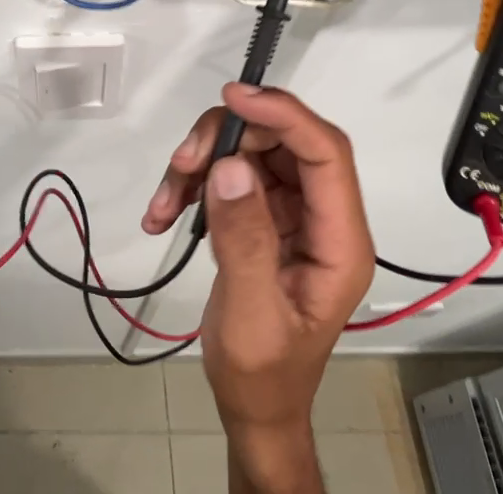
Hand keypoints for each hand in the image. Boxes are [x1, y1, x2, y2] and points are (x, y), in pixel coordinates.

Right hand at [142, 85, 374, 490]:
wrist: (254, 405)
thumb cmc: (262, 374)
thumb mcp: (251, 316)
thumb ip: (245, 241)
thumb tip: (231, 166)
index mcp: (339, 241)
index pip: (325, 154)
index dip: (285, 116)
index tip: (235, 98)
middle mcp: (321, 217)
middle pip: (283, 143)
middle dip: (228, 139)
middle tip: (181, 163)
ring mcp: (291, 215)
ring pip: (249, 153)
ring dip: (202, 163)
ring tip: (166, 199)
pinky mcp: (262, 218)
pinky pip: (228, 177)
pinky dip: (192, 185)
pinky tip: (163, 212)